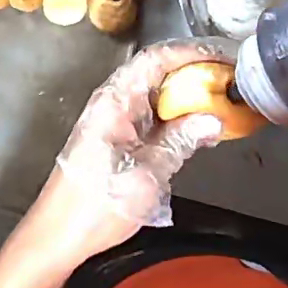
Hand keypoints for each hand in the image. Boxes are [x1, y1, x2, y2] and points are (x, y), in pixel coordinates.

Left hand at [0, 40, 230, 287]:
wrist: (58, 235)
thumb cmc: (94, 205)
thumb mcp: (146, 175)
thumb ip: (181, 142)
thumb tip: (213, 120)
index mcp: (114, 102)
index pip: (154, 59)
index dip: (190, 52)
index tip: (221, 56)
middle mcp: (113, 104)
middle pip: (156, 72)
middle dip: (193, 71)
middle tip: (228, 77)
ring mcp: (115, 120)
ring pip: (156, 94)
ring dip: (187, 94)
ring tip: (221, 97)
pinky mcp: (118, 139)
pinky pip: (152, 116)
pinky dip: (176, 116)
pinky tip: (199, 127)